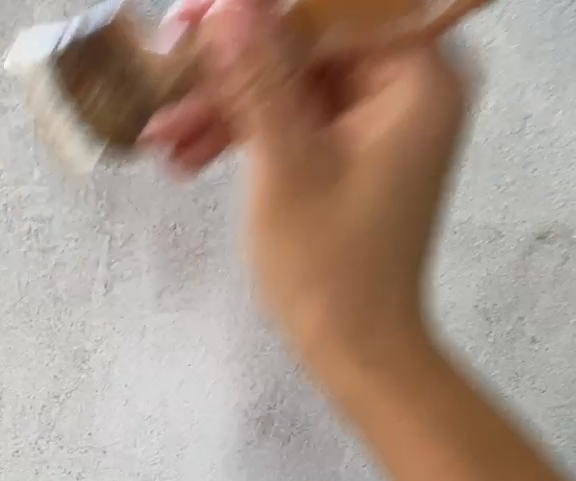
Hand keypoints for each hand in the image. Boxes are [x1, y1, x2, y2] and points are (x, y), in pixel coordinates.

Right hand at [144, 0, 472, 368]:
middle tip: (162, 82)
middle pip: (305, 50)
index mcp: (415, 76)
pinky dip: (246, 142)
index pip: (331, 11)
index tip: (190, 20)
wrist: (354, 350)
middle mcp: (405, 88)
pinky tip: (188, 159)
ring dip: (224, 113)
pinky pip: (294, 128)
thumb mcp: (286, 165)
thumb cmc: (328, 265)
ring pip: (290, 92)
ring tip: (160, 141)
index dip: (258, 14)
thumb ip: (260, 79)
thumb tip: (229, 4)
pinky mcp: (351, 158)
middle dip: (230, 74)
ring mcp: (377, 125)